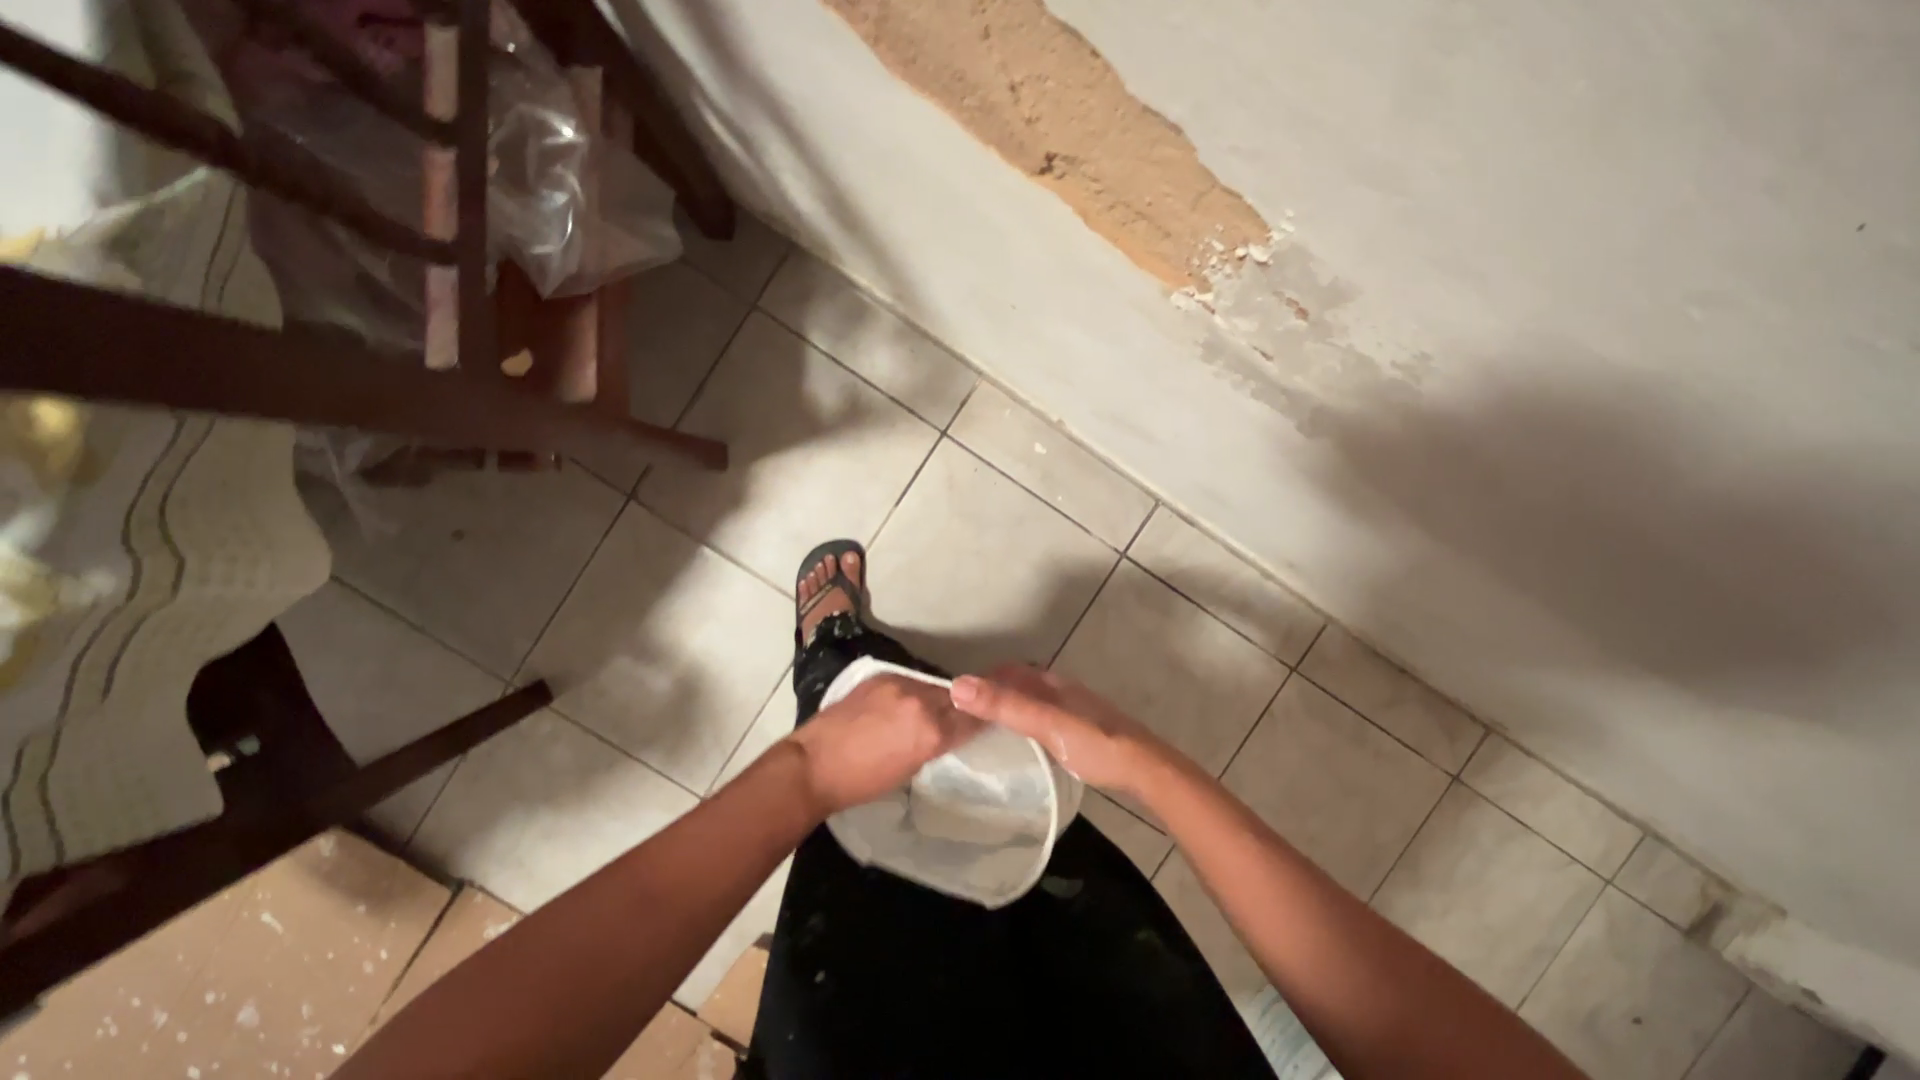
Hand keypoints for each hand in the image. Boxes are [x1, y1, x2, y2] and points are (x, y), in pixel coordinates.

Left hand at [786, 675, 982, 816]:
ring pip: (933, 686)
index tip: (994, 715)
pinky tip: (911, 701)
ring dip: (940, 696)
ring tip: (941, 706)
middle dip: (966, 703)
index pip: (972, 718)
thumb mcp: (910, 769)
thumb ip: (933, 744)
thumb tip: (946, 732)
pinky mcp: (880, 676)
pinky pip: (909, 681)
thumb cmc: (862, 781)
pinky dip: (915, 691)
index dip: (985, 717)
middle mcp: (921, 702)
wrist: (814, 764)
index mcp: (932, 732)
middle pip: (957, 697)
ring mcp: (899, 685)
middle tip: (975, 707)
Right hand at [949, 666, 1167, 795]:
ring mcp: (1077, 713)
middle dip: (995, 696)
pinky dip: (1027, 727)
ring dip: (1012, 712)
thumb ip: (1006, 706)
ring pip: (1035, 704)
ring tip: (987, 734)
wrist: (1146, 771)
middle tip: (966, 720)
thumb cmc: (1096, 745)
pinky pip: (1046, 721)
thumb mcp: (1046, 725)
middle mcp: (1064, 692)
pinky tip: (1024, 746)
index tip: (957, 701)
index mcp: (1054, 683)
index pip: (1010, 671)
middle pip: (1022, 686)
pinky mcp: (1084, 733)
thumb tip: (957, 685)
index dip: (983, 680)